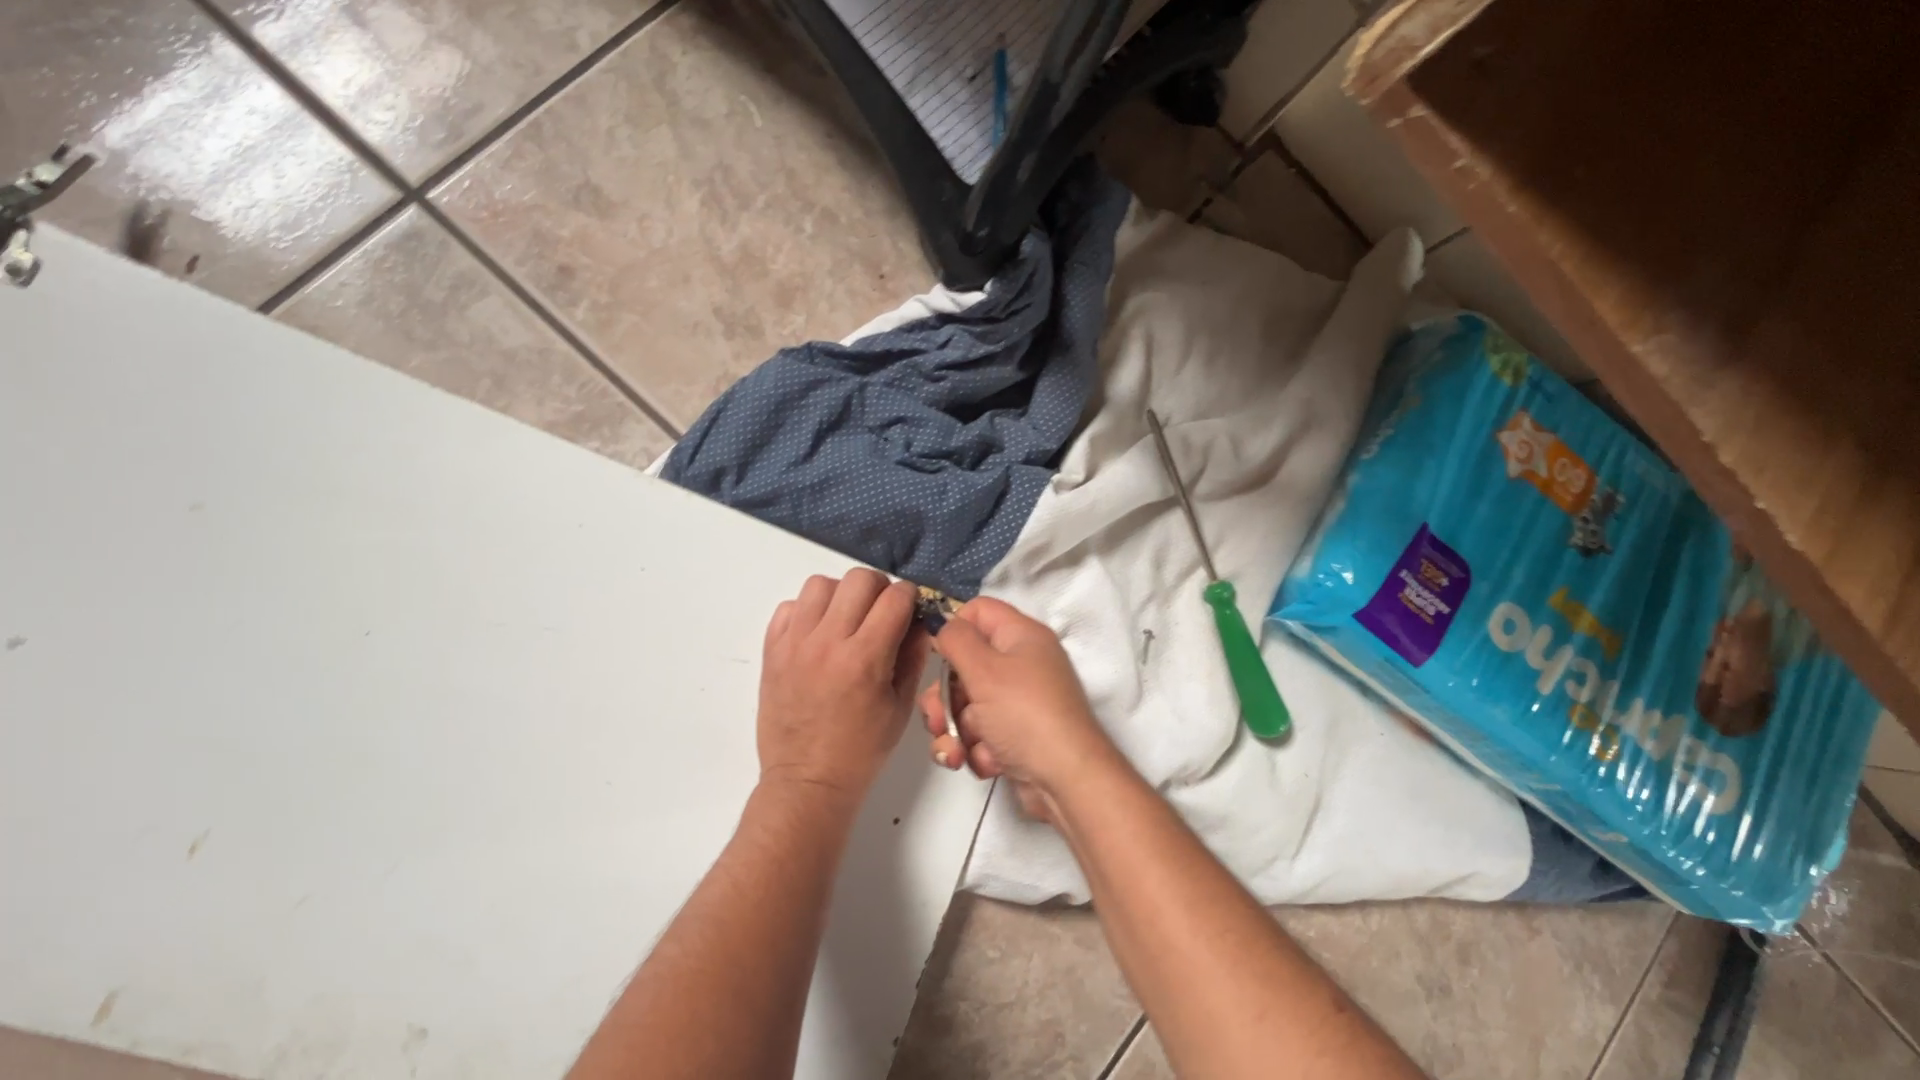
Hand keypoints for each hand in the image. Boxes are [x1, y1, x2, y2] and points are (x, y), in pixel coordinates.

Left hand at [758, 570, 929, 800]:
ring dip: (841, 595)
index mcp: (864, 658)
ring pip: (820, 584)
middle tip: (882, 614)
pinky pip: (789, 607)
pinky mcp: (772, 650)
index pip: (895, 598)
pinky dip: (808, 612)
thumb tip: (920, 622)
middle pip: (858, 579)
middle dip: (879, 590)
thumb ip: (912, 657)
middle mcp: (827, 642)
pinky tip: (818, 635)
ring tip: (847, 621)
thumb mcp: (900, 707)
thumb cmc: (861, 750)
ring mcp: (794, 643)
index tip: (910, 611)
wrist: (807, 781)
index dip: (910, 598)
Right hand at [921, 597, 1123, 820]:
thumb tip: (944, 624)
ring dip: (956, 730)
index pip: (978, 612)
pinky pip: (980, 735)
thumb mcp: (984, 669)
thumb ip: (956, 640)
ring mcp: (1018, 703)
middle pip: (964, 666)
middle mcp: (1022, 665)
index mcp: (1021, 636)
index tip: (937, 655)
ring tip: (959, 752)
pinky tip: (988, 763)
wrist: (1065, 781)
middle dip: (945, 697)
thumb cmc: (1024, 715)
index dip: (953, 629)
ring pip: (966, 706)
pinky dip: (977, 749)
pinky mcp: (1015, 736)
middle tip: (940, 718)